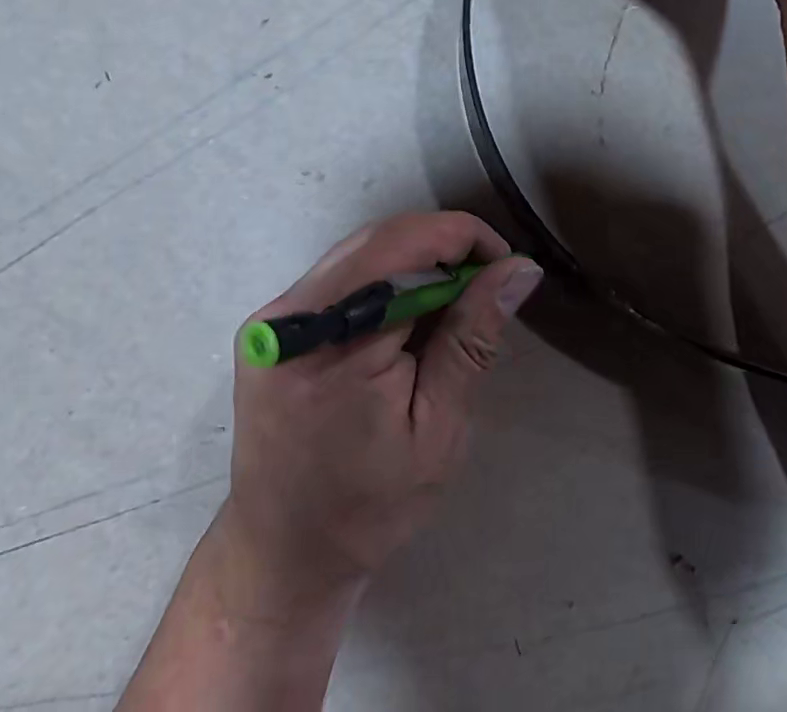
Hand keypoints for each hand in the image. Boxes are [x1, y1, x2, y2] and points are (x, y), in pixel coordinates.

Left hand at [222, 212, 542, 603]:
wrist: (284, 550)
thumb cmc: (369, 507)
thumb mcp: (439, 430)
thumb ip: (472, 339)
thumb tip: (517, 269)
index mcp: (329, 342)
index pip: (400, 247)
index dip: (460, 236)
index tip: (505, 264)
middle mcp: (288, 315)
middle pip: (374, 242)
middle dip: (439, 248)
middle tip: (484, 286)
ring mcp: (270, 319)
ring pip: (354, 256)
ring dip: (410, 266)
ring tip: (451, 306)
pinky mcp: (268, 329)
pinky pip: (334, 281)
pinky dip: (379, 286)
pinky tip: (405, 320)